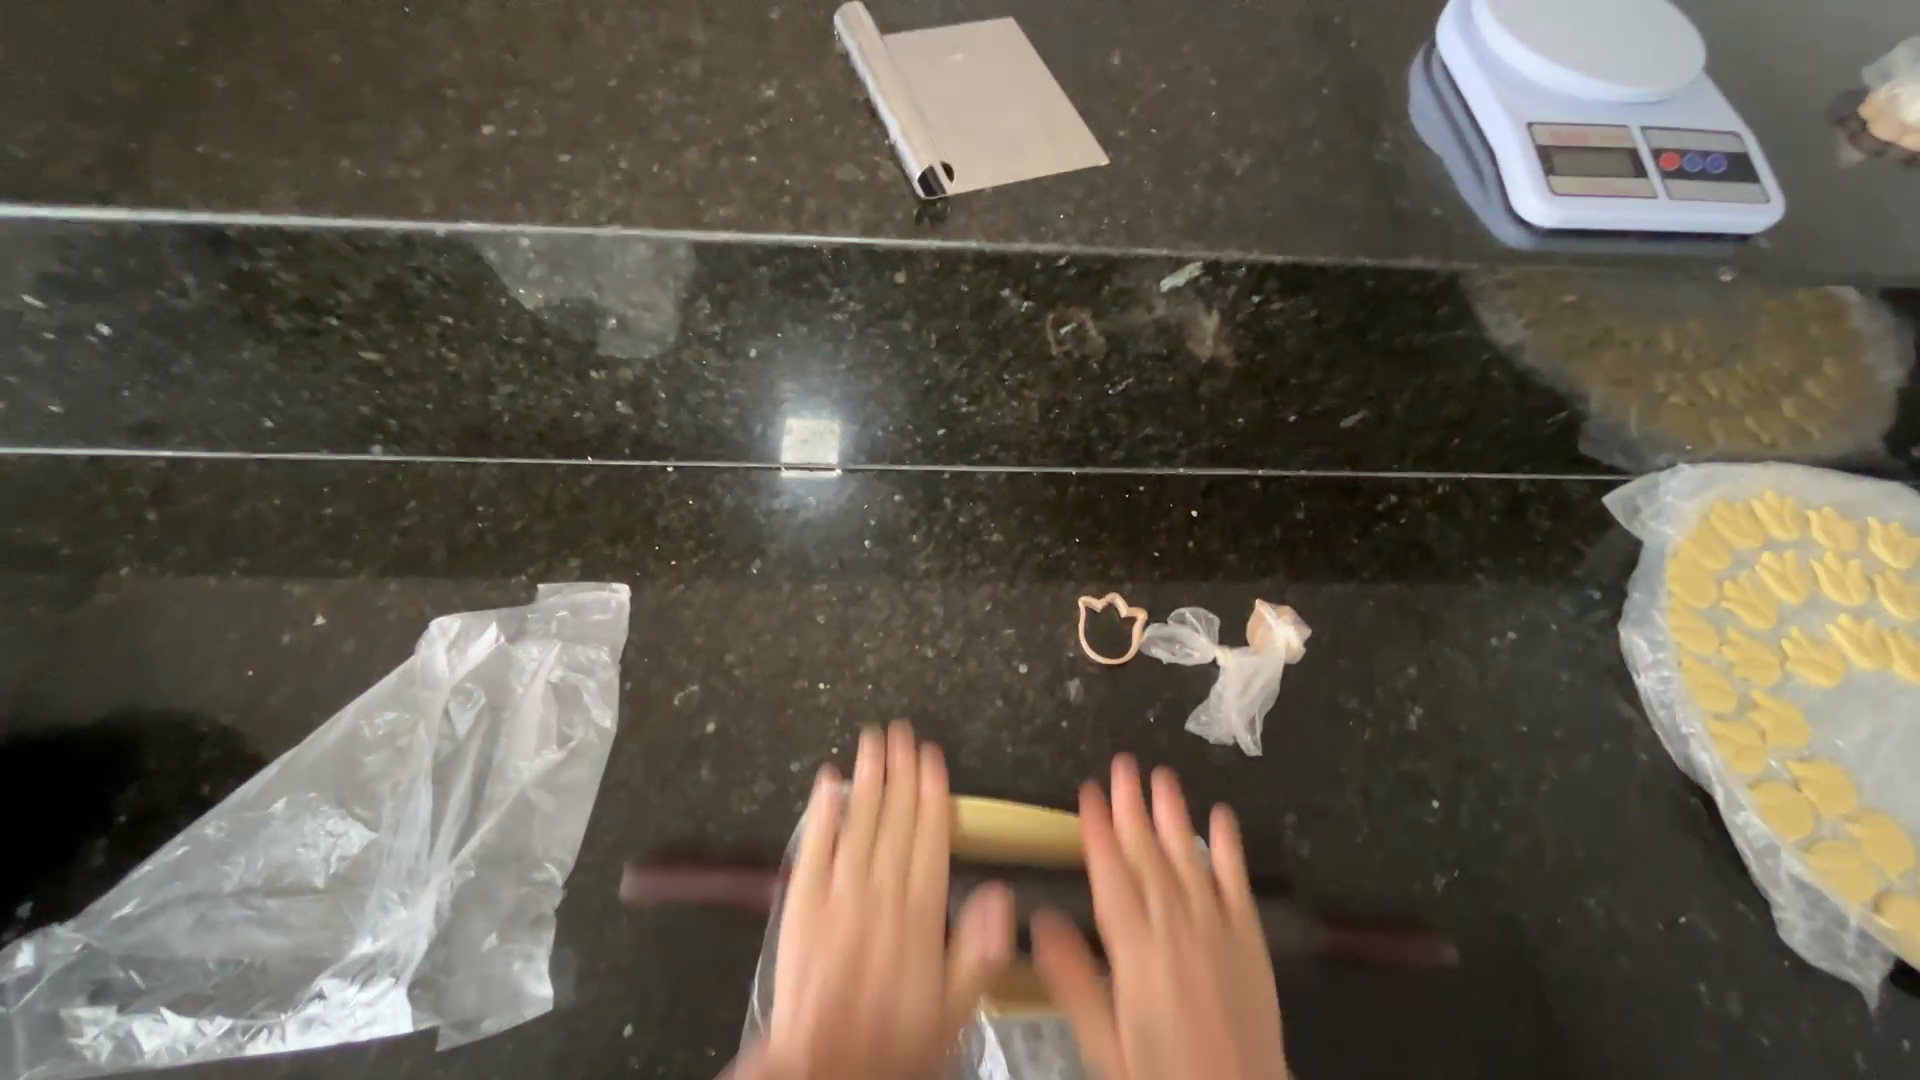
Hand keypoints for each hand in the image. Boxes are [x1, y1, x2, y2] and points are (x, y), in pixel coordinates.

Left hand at [730, 722, 1014, 1079]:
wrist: (826, 1066)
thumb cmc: (896, 1039)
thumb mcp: (956, 1008)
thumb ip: (980, 949)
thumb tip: (1002, 892)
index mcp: (920, 912)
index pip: (930, 837)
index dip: (933, 792)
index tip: (932, 755)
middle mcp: (880, 892)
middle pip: (894, 819)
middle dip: (899, 770)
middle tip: (901, 729)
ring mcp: (838, 894)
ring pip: (858, 823)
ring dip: (867, 778)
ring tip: (872, 739)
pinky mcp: (801, 903)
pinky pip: (813, 849)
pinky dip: (820, 813)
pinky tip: (826, 782)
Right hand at [1032, 755, 1288, 1079]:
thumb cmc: (1161, 1074)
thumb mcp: (1104, 1043)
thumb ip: (1074, 981)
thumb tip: (1040, 921)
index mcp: (1137, 954)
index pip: (1112, 878)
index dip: (1098, 831)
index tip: (1088, 791)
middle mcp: (1177, 930)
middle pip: (1149, 858)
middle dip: (1133, 807)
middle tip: (1122, 764)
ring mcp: (1218, 931)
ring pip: (1190, 860)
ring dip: (1174, 815)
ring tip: (1162, 775)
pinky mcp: (1251, 940)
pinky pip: (1237, 884)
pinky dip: (1230, 847)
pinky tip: (1222, 815)